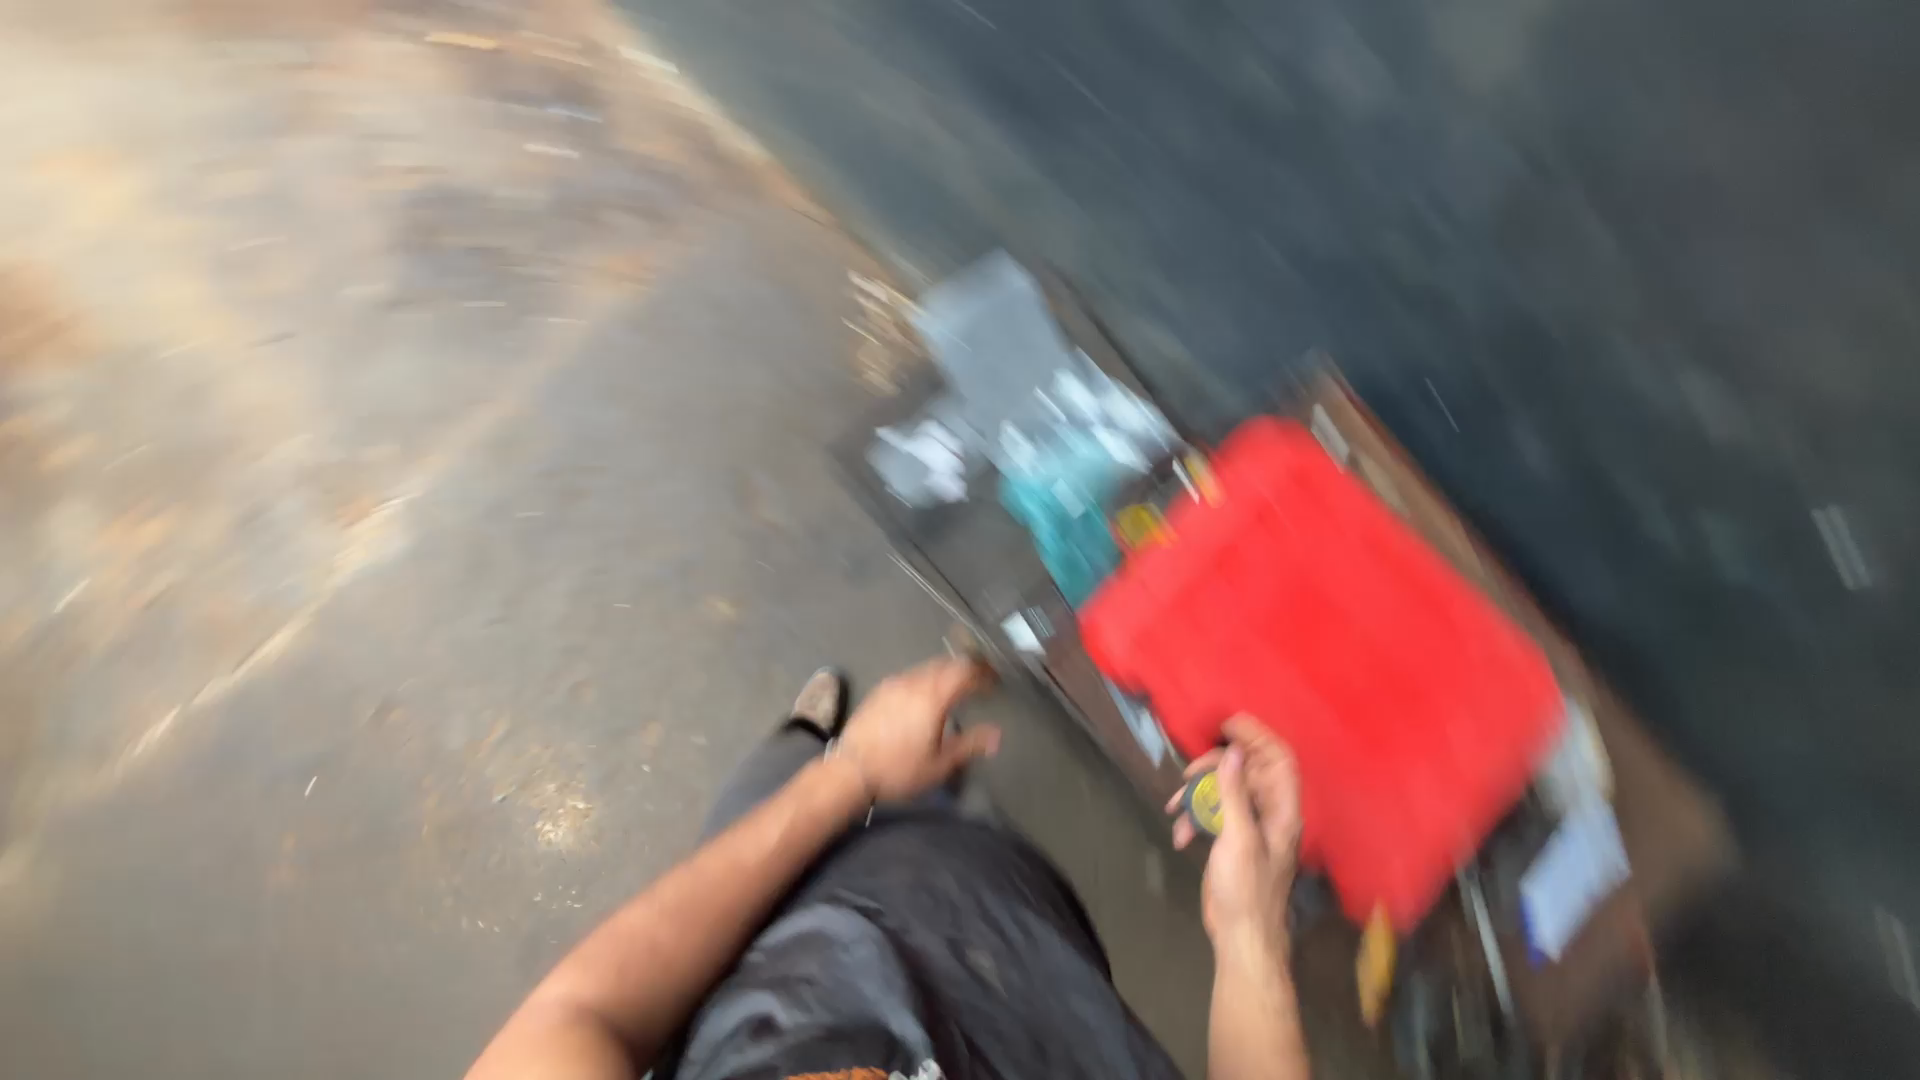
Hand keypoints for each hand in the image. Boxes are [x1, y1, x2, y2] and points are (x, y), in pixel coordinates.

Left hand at [835, 656, 1000, 801]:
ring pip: (926, 668)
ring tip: (955, 688)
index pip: (964, 671)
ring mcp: (893, 684)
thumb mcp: (940, 764)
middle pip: (946, 664)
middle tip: (979, 681)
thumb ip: (970, 745)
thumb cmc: (899, 769)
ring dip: (945, 673)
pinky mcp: (879, 690)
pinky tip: (924, 696)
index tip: (994, 681)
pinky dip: (925, 679)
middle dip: (965, 669)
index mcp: (933, 697)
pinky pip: (910, 675)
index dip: (983, 672)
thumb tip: (997, 735)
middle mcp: (914, 682)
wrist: (850, 770)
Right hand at [1166, 715, 1301, 955]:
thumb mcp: (1239, 837)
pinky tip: (1181, 834)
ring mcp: (1248, 827)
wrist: (1241, 938)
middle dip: (1215, 766)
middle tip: (1189, 771)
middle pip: (1246, 770)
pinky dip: (1194, 818)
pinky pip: (1213, 814)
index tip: (1227, 724)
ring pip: (1224, 791)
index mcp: (1282, 810)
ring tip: (1176, 803)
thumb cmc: (1247, 889)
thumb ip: (1234, 793)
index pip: (1279, 759)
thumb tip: (1233, 752)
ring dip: (1198, 793)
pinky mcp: (1230, 840)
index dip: (1258, 737)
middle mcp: (1268, 813)